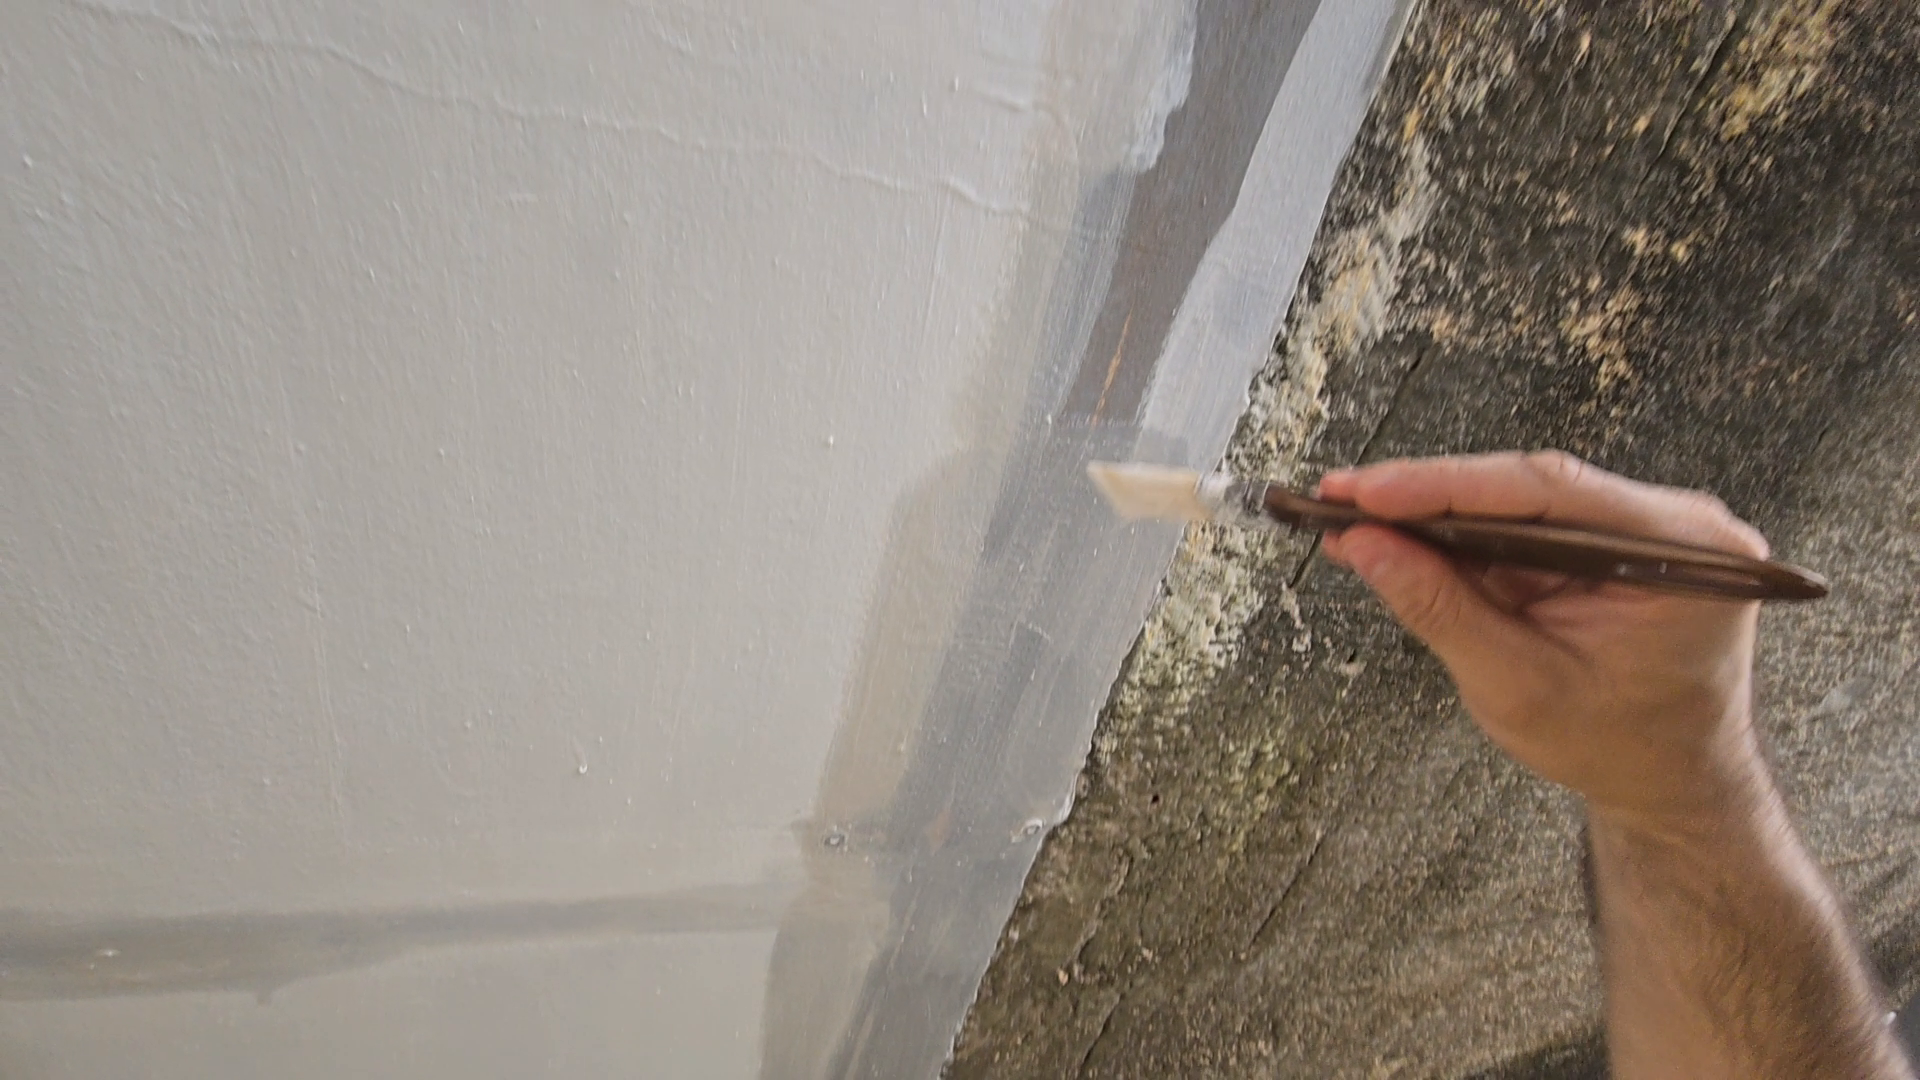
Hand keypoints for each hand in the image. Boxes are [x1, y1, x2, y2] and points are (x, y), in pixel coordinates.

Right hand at [1318, 451, 1772, 828]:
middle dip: (1419, 493)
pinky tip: (1384, 535)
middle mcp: (1658, 526)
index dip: (1444, 487)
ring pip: (1500, 501)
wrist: (1664, 780)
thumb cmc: (1613, 744)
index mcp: (1679, 553)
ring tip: (1346, 517)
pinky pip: (1498, 526)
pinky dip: (1436, 534)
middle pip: (1518, 487)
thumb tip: (1364, 545)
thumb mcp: (1513, 683)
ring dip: (1419, 512)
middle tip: (1339, 496)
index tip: (1366, 491)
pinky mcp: (1578, 546)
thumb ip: (1437, 607)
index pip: (1545, 493)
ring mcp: (1618, 532)